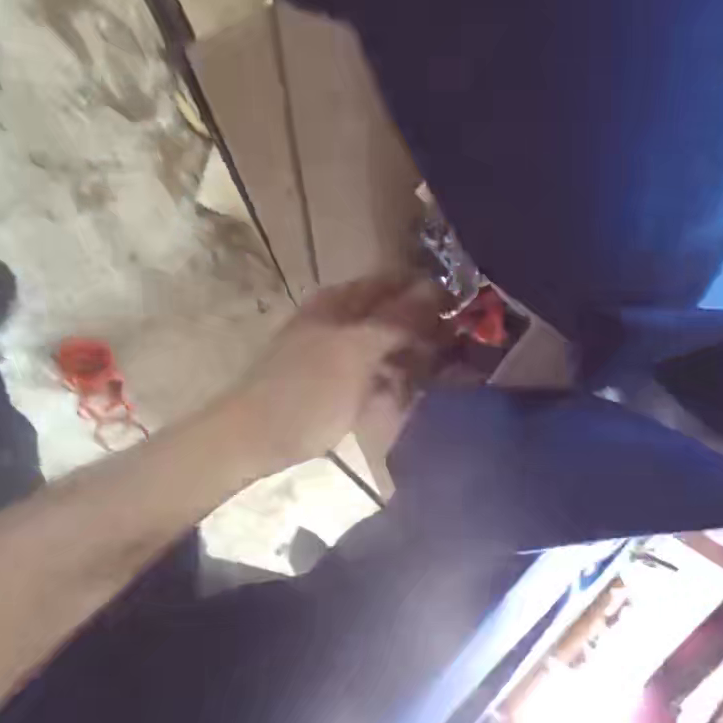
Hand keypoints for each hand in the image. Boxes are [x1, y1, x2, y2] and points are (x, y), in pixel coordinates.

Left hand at [222, 272, 446, 470]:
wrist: (255, 440)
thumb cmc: (305, 390)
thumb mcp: (355, 350)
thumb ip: (397, 319)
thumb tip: (436, 287)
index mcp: (341, 302)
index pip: (396, 283)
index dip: (430, 292)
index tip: (466, 312)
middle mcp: (343, 322)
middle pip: (395, 317)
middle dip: (429, 332)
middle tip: (463, 353)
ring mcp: (342, 357)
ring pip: (390, 350)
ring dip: (417, 361)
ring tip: (448, 378)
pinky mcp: (342, 388)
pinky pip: (380, 379)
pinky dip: (398, 385)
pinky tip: (416, 398)